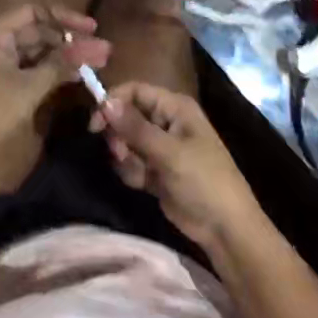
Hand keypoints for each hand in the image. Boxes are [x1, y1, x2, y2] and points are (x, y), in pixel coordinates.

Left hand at [0, 6, 110, 202]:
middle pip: (37, 31)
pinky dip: (52, 72)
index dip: (64, 18)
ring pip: (36, 52)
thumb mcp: (27, 89)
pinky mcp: (0, 85)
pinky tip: (76, 77)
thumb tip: (101, 47)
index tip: (93, 29)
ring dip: (64, 58)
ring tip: (96, 64)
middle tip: (103, 52)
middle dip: (69, 41)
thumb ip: (62, 65)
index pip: (33, 12)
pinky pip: (31, 70)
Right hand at [92, 82, 268, 252]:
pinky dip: (132, 173)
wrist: (223, 225)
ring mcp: (160, 146)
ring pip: (125, 142)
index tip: (94, 126)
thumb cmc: (203, 180)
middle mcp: (166, 121)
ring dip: (126, 159)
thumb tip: (105, 102)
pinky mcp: (154, 169)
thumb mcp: (169, 153)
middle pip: (126, 116)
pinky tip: (145, 185)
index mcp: (175, 107)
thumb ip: (135, 128)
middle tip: (122, 154)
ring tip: (142, 175)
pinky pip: (130, 163)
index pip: (135, 91)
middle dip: (119, 137)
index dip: (113, 103)